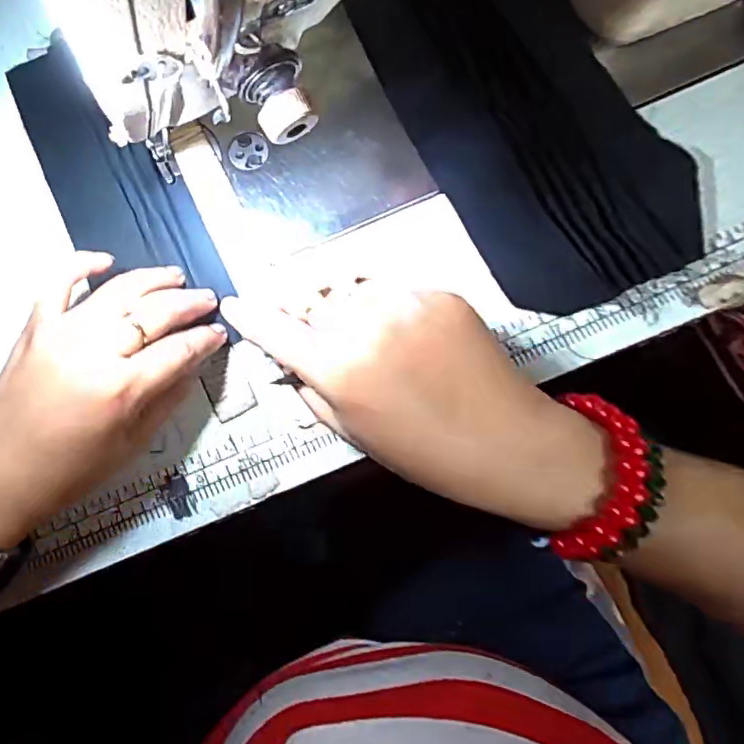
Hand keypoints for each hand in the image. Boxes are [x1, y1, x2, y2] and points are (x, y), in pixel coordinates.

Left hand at [0, 252, 225, 548]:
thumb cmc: (70, 470)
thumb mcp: (132, 443)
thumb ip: (167, 397)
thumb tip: (194, 361)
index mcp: (120, 388)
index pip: (177, 349)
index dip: (205, 338)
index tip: (219, 332)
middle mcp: (92, 351)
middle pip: (152, 312)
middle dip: (188, 303)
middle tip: (208, 299)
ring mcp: (60, 333)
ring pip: (116, 290)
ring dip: (151, 279)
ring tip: (175, 276)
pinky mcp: (35, 328)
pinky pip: (58, 283)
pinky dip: (81, 264)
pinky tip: (106, 260)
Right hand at [219, 285, 607, 531]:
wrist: (506, 439)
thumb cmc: (425, 450)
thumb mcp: (353, 430)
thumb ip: (313, 388)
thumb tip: (292, 359)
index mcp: (339, 366)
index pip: (275, 329)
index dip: (252, 316)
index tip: (238, 304)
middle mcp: (365, 323)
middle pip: (314, 302)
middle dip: (313, 319)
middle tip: (334, 344)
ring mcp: (405, 302)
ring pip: (354, 292)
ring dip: (353, 311)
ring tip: (380, 345)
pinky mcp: (439, 293)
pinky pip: (396, 293)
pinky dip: (393, 311)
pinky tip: (413, 340)